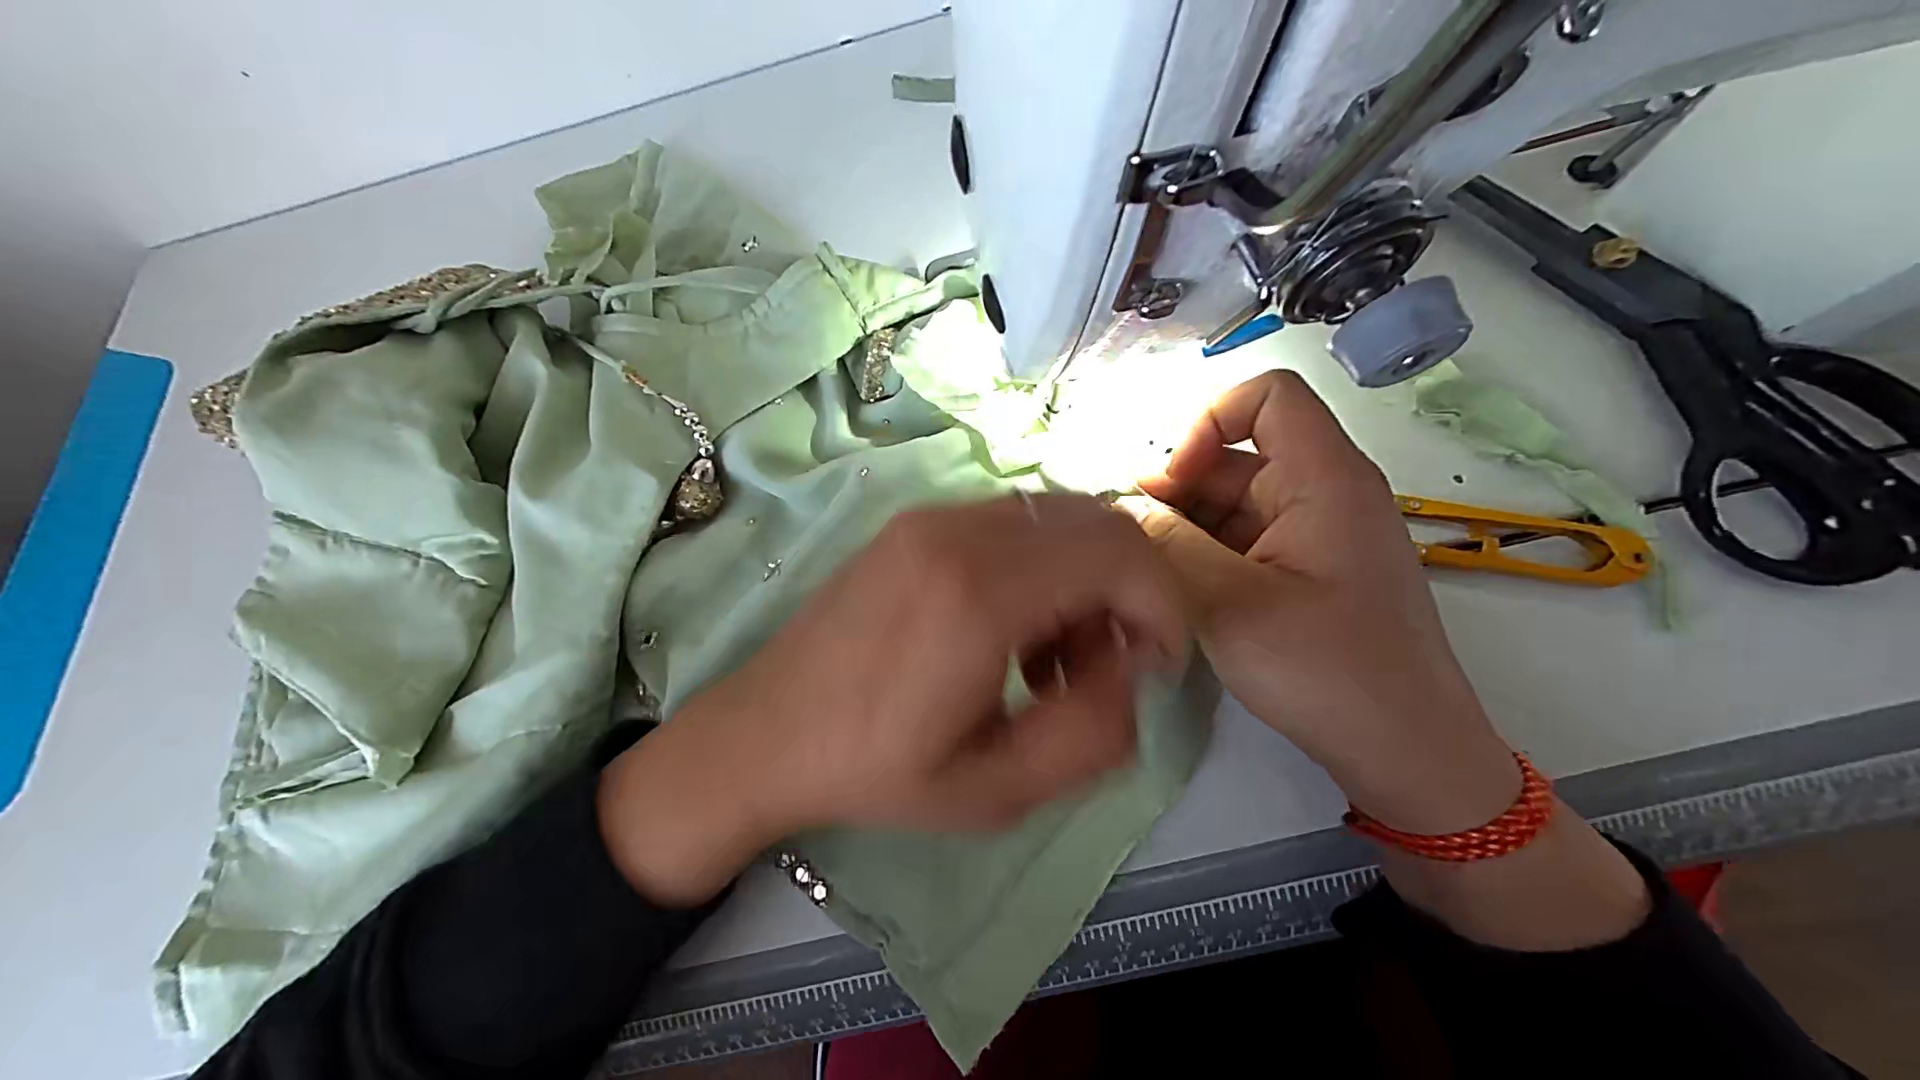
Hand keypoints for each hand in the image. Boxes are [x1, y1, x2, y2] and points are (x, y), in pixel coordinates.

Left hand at [597, 495, 1184, 905]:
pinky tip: (1011, 632)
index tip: (1156, 668)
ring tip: (1052, 661)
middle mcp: (959, 530)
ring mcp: (932, 516)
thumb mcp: (996, 790)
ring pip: (1058, 519)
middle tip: (1107, 666)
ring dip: (1085, 581)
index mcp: (979, 593)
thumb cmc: (875, 771)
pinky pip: (1014, 524)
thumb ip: (1092, 734)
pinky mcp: (915, 522)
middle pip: (1098, 522)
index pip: (1121, 553)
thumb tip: (1133, 668)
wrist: (763, 732)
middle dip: (1130, 593)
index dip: (1163, 607)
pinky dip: (1043, 567)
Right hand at [1137, 370, 1646, 949]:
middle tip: (1129, 540)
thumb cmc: (1326, 671)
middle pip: (1237, 453)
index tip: (1170, 482)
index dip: (1207, 422)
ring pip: (1233, 500)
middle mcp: (1324, 492)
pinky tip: (1174, 589)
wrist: (1406, 752)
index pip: (1266, 395)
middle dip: (1176, 486)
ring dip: (1184, 524)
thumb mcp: (1230, 604)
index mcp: (1324, 479)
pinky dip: (1204, 551)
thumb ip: (1167, 545)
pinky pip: (1245, 537)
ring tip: (1143, 570)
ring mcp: (1316, 533)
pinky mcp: (1307, 569)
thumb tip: (1121, 508)